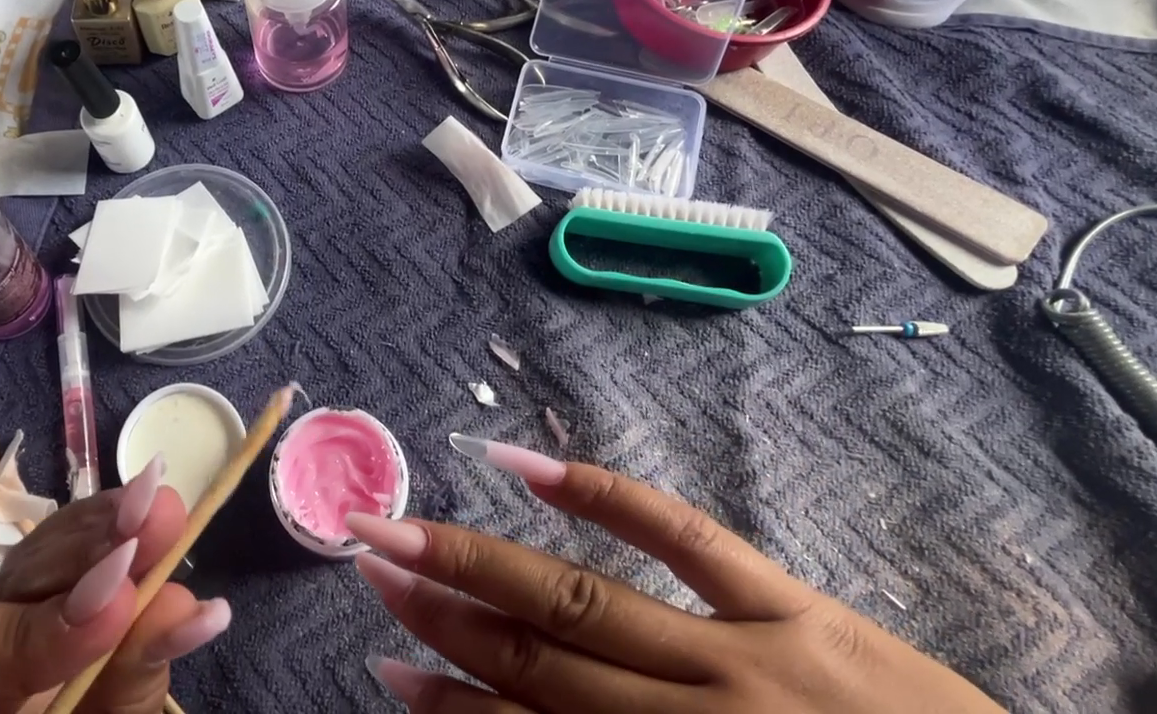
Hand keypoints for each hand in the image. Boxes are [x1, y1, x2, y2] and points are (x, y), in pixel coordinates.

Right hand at [344, 436, 1003, 712]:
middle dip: (441, 610)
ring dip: (482, 565)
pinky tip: (526, 466)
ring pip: (582, 600)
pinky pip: (679, 535)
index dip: (448, 703)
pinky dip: (597, 495)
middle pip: (537, 653)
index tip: (383, 664)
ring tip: (409, 535)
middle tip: (366, 560)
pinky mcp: (790, 601)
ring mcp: (742, 650)